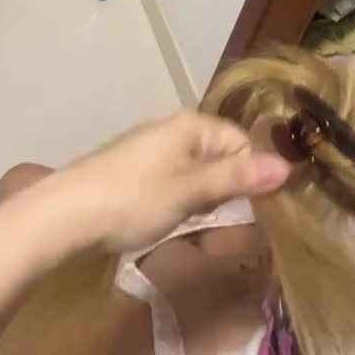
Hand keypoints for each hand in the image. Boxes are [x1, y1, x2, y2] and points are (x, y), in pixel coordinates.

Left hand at [34, 110, 290, 252]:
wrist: (67, 213)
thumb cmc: (135, 198)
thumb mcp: (193, 191)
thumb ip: (238, 177)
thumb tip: (287, 165)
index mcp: (193, 124)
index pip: (243, 142)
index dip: (253, 176)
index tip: (255, 213)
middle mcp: (175, 128)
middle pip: (221, 157)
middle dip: (228, 192)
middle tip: (224, 227)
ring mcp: (153, 148)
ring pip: (198, 173)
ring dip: (204, 203)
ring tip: (197, 231)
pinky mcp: (136, 169)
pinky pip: (175, 182)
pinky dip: (181, 204)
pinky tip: (169, 224)